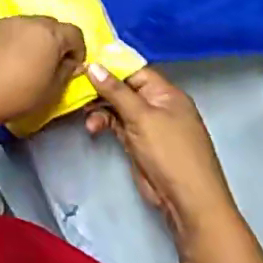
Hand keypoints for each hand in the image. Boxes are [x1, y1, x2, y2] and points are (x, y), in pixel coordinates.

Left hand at [0, 16, 84, 127]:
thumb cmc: (18, 93)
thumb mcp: (52, 89)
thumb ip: (67, 71)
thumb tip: (71, 62)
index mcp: (49, 34)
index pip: (75, 33)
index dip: (77, 51)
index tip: (70, 68)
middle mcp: (29, 21)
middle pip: (52, 25)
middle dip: (57, 42)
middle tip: (50, 64)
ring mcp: (6, 21)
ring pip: (30, 25)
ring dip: (36, 39)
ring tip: (28, 61)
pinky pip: (12, 29)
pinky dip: (17, 39)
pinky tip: (9, 58)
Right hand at [84, 64, 236, 245]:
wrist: (187, 200)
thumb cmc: (170, 153)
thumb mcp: (141, 117)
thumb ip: (115, 90)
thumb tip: (92, 65)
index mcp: (166, 94)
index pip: (134, 70)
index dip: (109, 65)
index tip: (82, 61)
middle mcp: (157, 105)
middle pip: (122, 87)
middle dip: (99, 88)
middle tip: (75, 87)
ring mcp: (148, 124)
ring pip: (116, 105)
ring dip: (98, 108)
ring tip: (85, 115)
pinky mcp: (138, 140)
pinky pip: (116, 122)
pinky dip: (103, 122)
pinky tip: (93, 128)